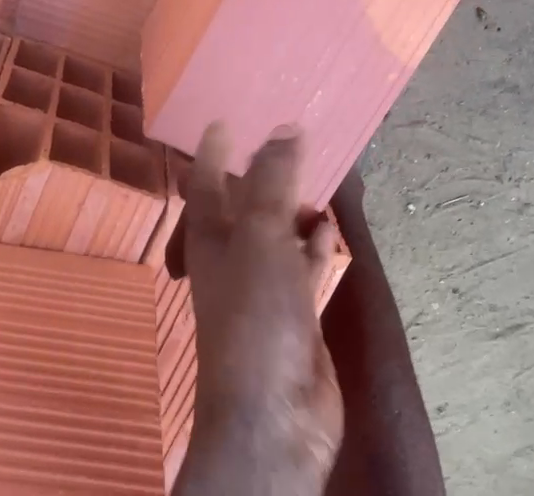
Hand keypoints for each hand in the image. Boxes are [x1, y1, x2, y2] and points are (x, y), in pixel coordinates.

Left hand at [177, 125, 342, 495]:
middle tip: (286, 137)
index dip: (212, 149)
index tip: (223, 118)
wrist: (275, 415)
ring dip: (293, 207)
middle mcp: (231, 255)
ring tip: (316, 177)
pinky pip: (302, 264)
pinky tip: (328, 229)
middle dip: (261, 173)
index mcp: (208, 235)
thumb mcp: (260, 237)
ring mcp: (263, 285)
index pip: (205, 179)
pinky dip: (314, 244)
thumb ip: (273, 182)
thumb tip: (285, 127)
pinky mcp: (294, 311)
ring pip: (276, 232)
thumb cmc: (255, 314)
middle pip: (243, 203)